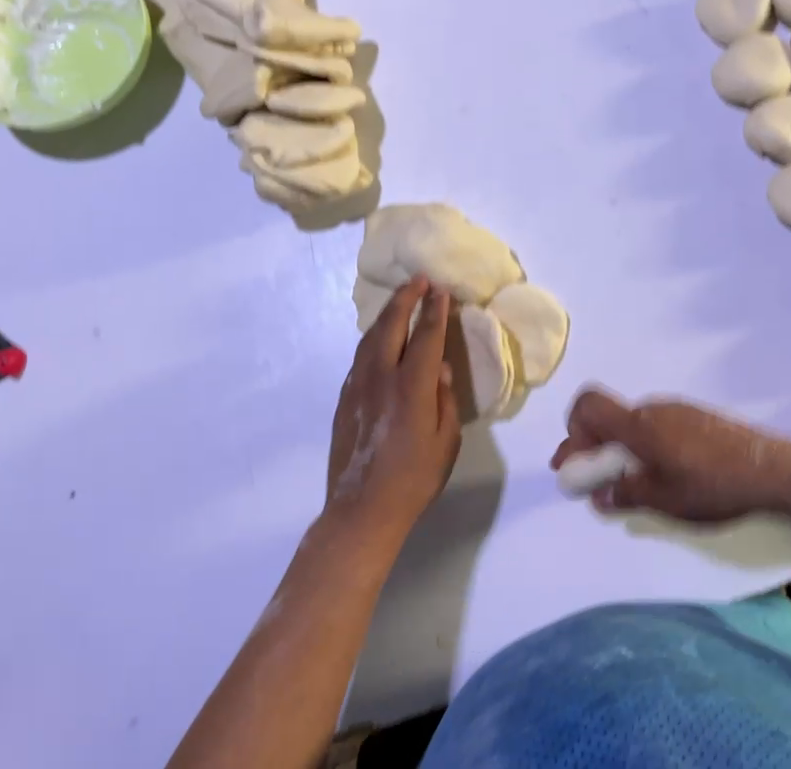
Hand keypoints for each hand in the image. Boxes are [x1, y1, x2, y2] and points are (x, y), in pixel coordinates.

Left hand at [326, 277, 461, 533]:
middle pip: (391, 325)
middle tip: (419, 282)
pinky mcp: (343, 400)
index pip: (426, 336)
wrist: (362, 509)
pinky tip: (380, 342)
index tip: (441, 290)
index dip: (435, 310)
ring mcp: (357, 387)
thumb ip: (446, 401)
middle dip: (406, 299)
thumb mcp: (446, 442)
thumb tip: (441, 371)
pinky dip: (373, 340)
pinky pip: (360, 358)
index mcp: (412, 387)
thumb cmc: (414, 479)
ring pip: (370, 339)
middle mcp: (381, 377)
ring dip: (387, 316)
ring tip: (399, 303)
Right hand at [550, 388, 790, 523]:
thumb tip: (598, 495)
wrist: (771, 469)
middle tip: (593, 483)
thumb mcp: (662, 500)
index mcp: (639, 425)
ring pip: (633, 425)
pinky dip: (644, 447)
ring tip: (631, 483)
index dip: (574, 430)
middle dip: (594, 449)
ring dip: (621, 450)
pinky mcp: (695, 418)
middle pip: (609, 419)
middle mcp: (652, 409)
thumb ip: (624, 494)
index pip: (588, 405)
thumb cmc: (712, 485)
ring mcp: (676, 411)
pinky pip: (655, 427)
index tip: (580, 462)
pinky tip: (662, 473)